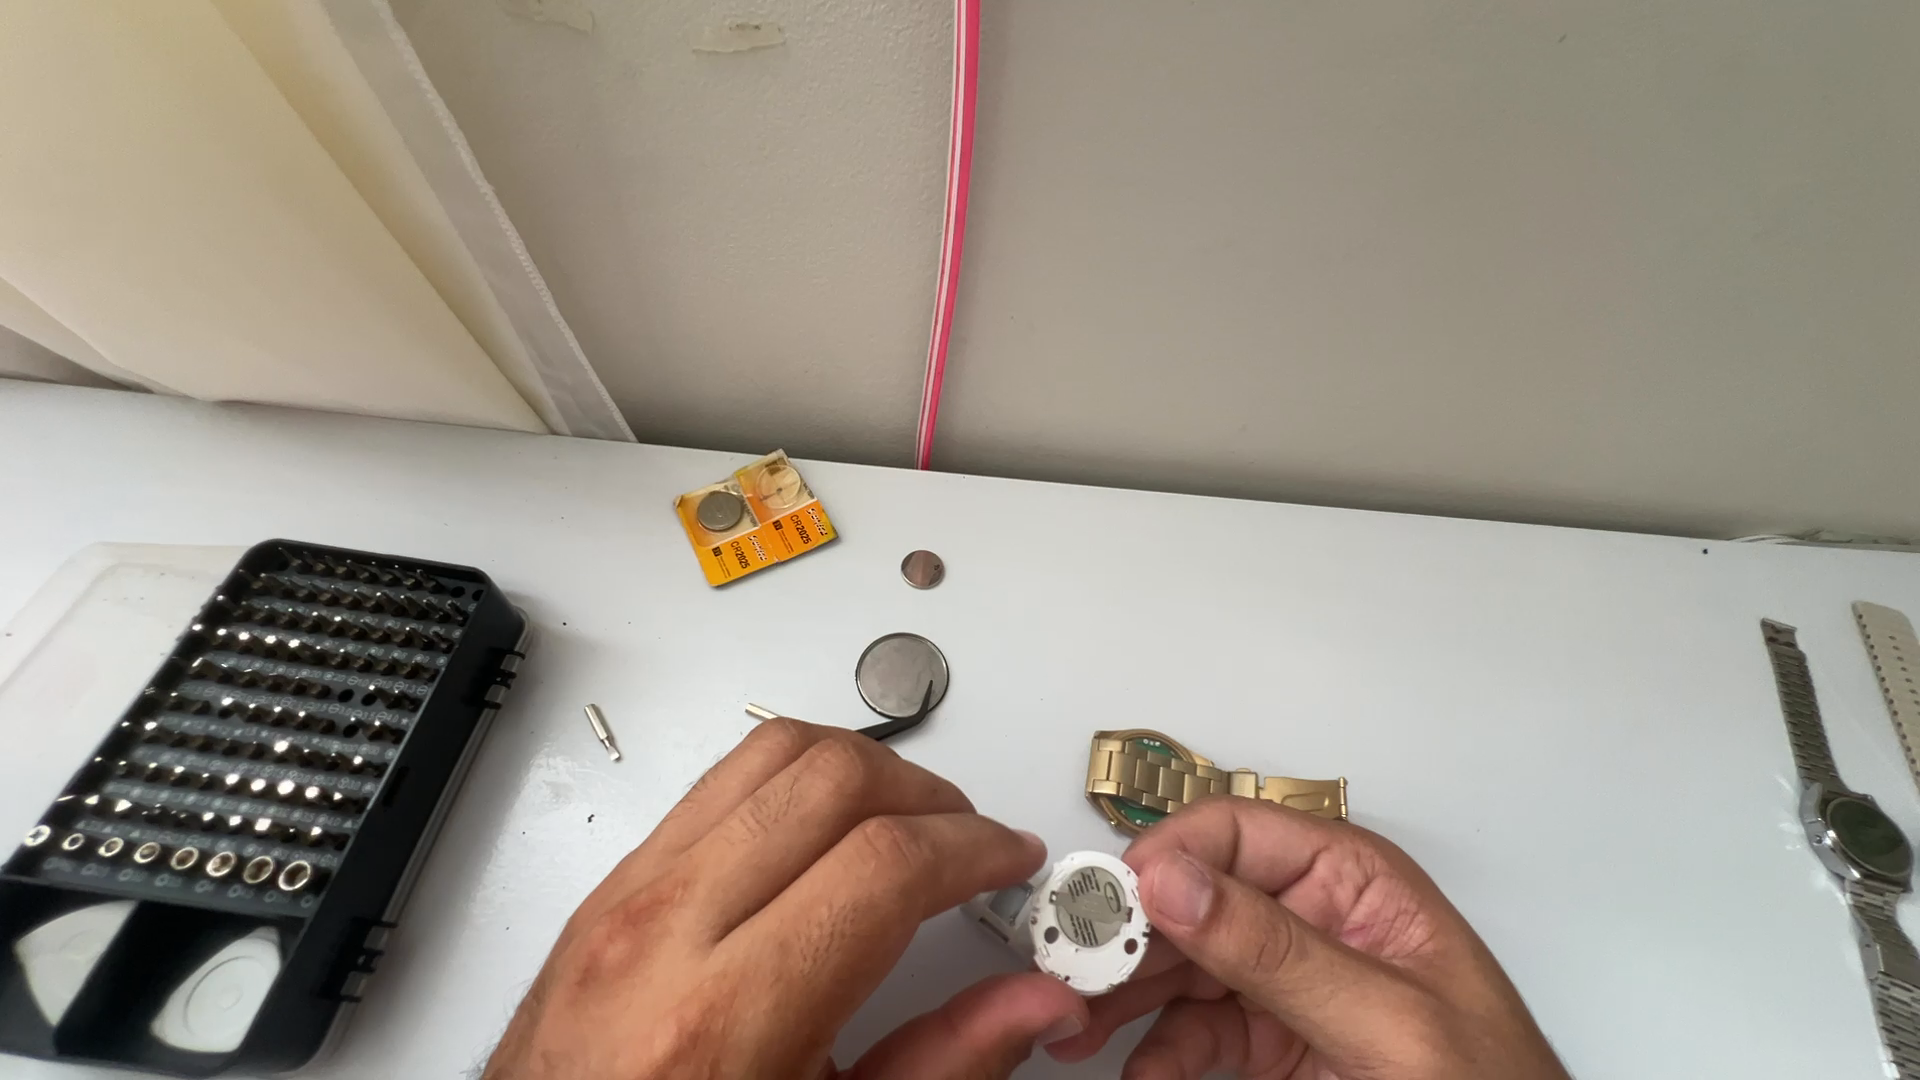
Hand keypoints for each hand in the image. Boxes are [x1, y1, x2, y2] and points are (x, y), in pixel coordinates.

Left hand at [482, 719, 1088, 1079]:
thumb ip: (943, 1061)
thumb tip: (1035, 999)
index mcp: (723, 1023)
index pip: (882, 866)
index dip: (971, 847)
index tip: (1009, 855)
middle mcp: (665, 930)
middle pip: (832, 780)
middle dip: (928, 791)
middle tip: (967, 836)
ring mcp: (631, 889)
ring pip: (776, 749)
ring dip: (866, 762)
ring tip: (908, 812)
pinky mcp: (617, 875)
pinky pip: (726, 774)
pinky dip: (802, 769)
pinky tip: (831, 814)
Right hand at [1046, 798, 1568, 1079]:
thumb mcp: (1390, 1026)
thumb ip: (1275, 950)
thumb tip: (1168, 878)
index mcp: (1345, 875)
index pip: (1231, 832)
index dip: (1167, 857)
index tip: (1113, 902)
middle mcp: (1303, 911)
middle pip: (1192, 897)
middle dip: (1132, 935)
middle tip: (1075, 971)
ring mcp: (1284, 977)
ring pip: (1182, 962)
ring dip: (1129, 993)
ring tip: (1079, 1026)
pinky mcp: (1271, 1039)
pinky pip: (1199, 1029)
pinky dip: (1162, 1050)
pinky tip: (1140, 1072)